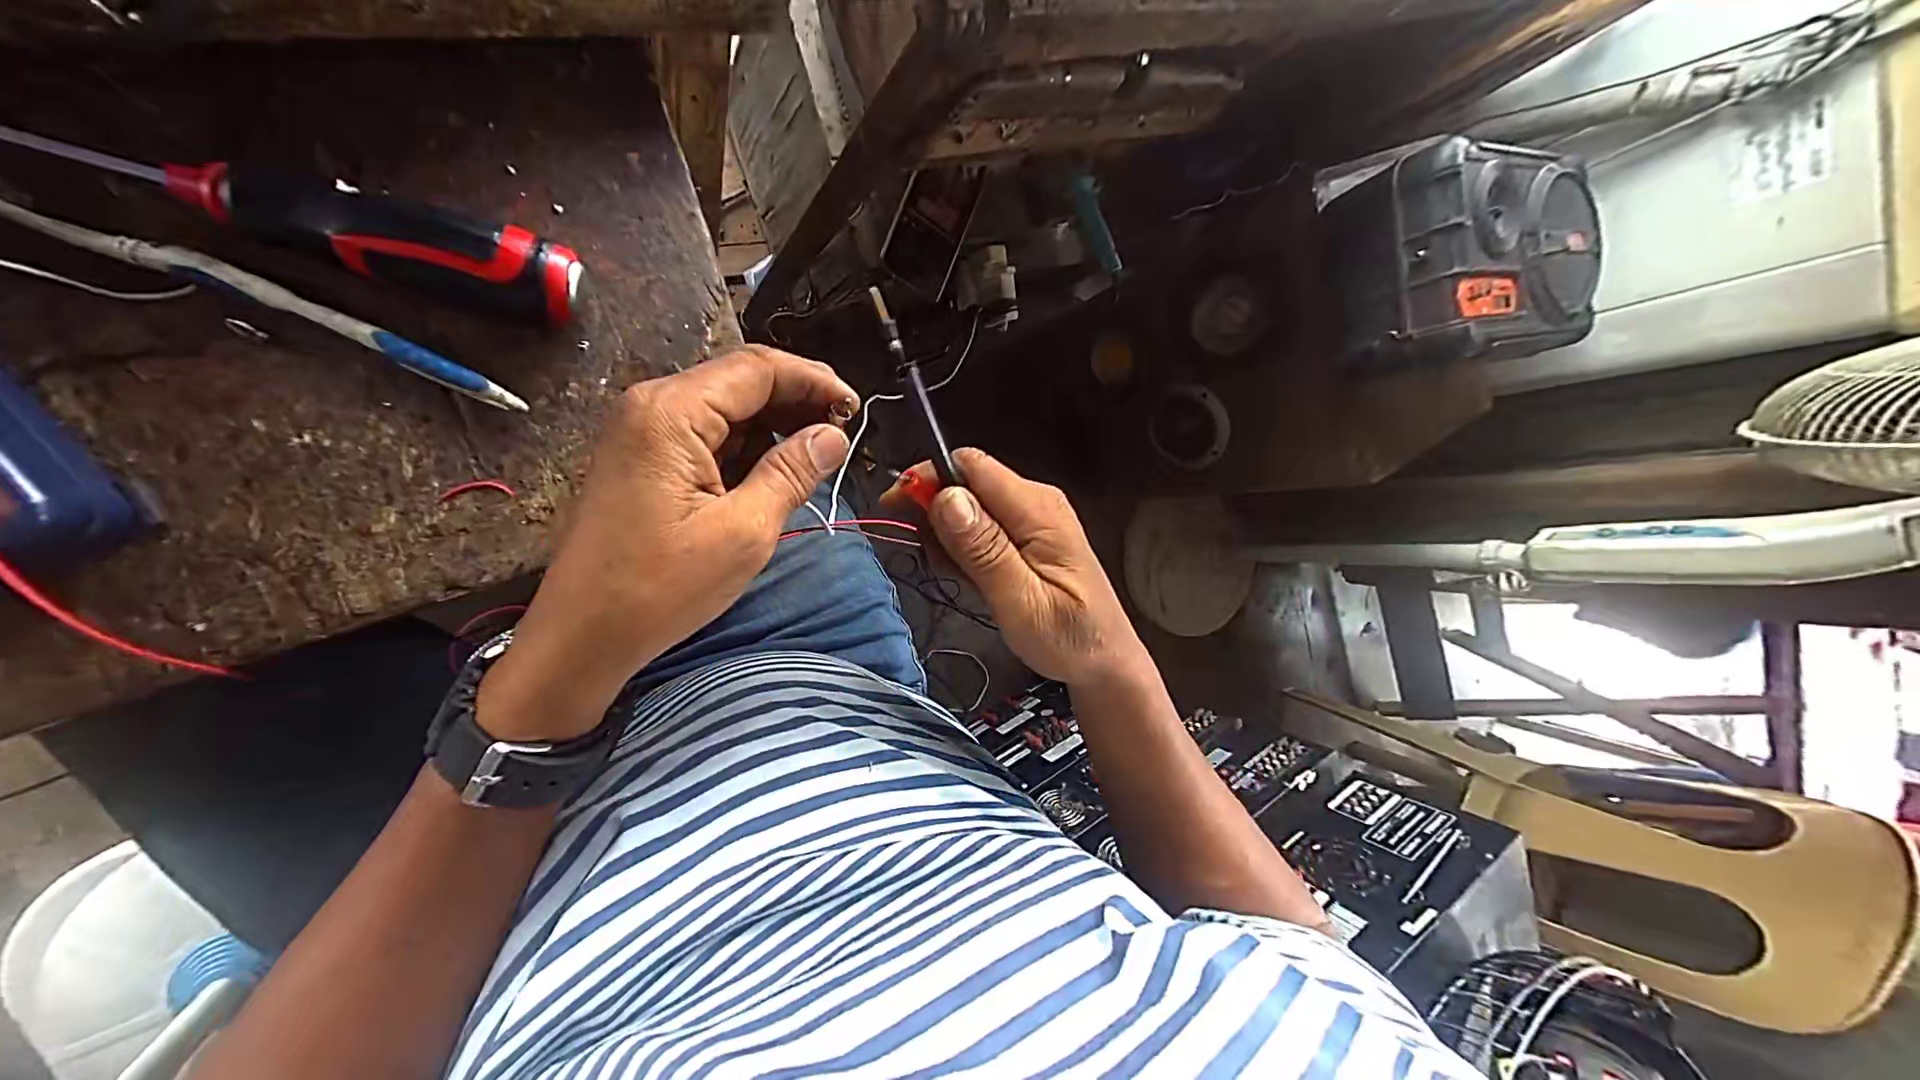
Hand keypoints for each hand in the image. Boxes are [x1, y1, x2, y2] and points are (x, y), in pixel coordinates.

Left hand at [477, 347, 854, 740]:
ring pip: (726, 407)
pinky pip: (707, 433)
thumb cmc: (661, 588)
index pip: (758, 369)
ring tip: (817, 452)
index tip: (855, 409)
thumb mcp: (744, 532)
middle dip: (797, 400)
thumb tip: (833, 436)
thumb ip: (792, 473)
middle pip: (740, 380)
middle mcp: (653, 405)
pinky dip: (747, 444)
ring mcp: (643, 430)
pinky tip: (775, 468)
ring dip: (774, 423)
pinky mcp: (643, 456)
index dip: (814, 381)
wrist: (581, 635)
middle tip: (842, 432)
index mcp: (673, 413)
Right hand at [883, 448, 1146, 687]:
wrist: (1105, 661)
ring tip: (957, 578)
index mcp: (1037, 509)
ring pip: (968, 505)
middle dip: (934, 513)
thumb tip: (946, 497)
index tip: (896, 510)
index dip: (929, 479)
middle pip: (966, 482)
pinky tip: (970, 578)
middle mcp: (1035, 501)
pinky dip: (962, 549)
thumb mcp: (1022, 601)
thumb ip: (984, 549)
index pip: (971, 466)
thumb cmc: (1070, 638)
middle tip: (931, 560)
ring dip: (947, 536)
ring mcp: (1032, 516)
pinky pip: (981, 526)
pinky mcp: (1027, 534)